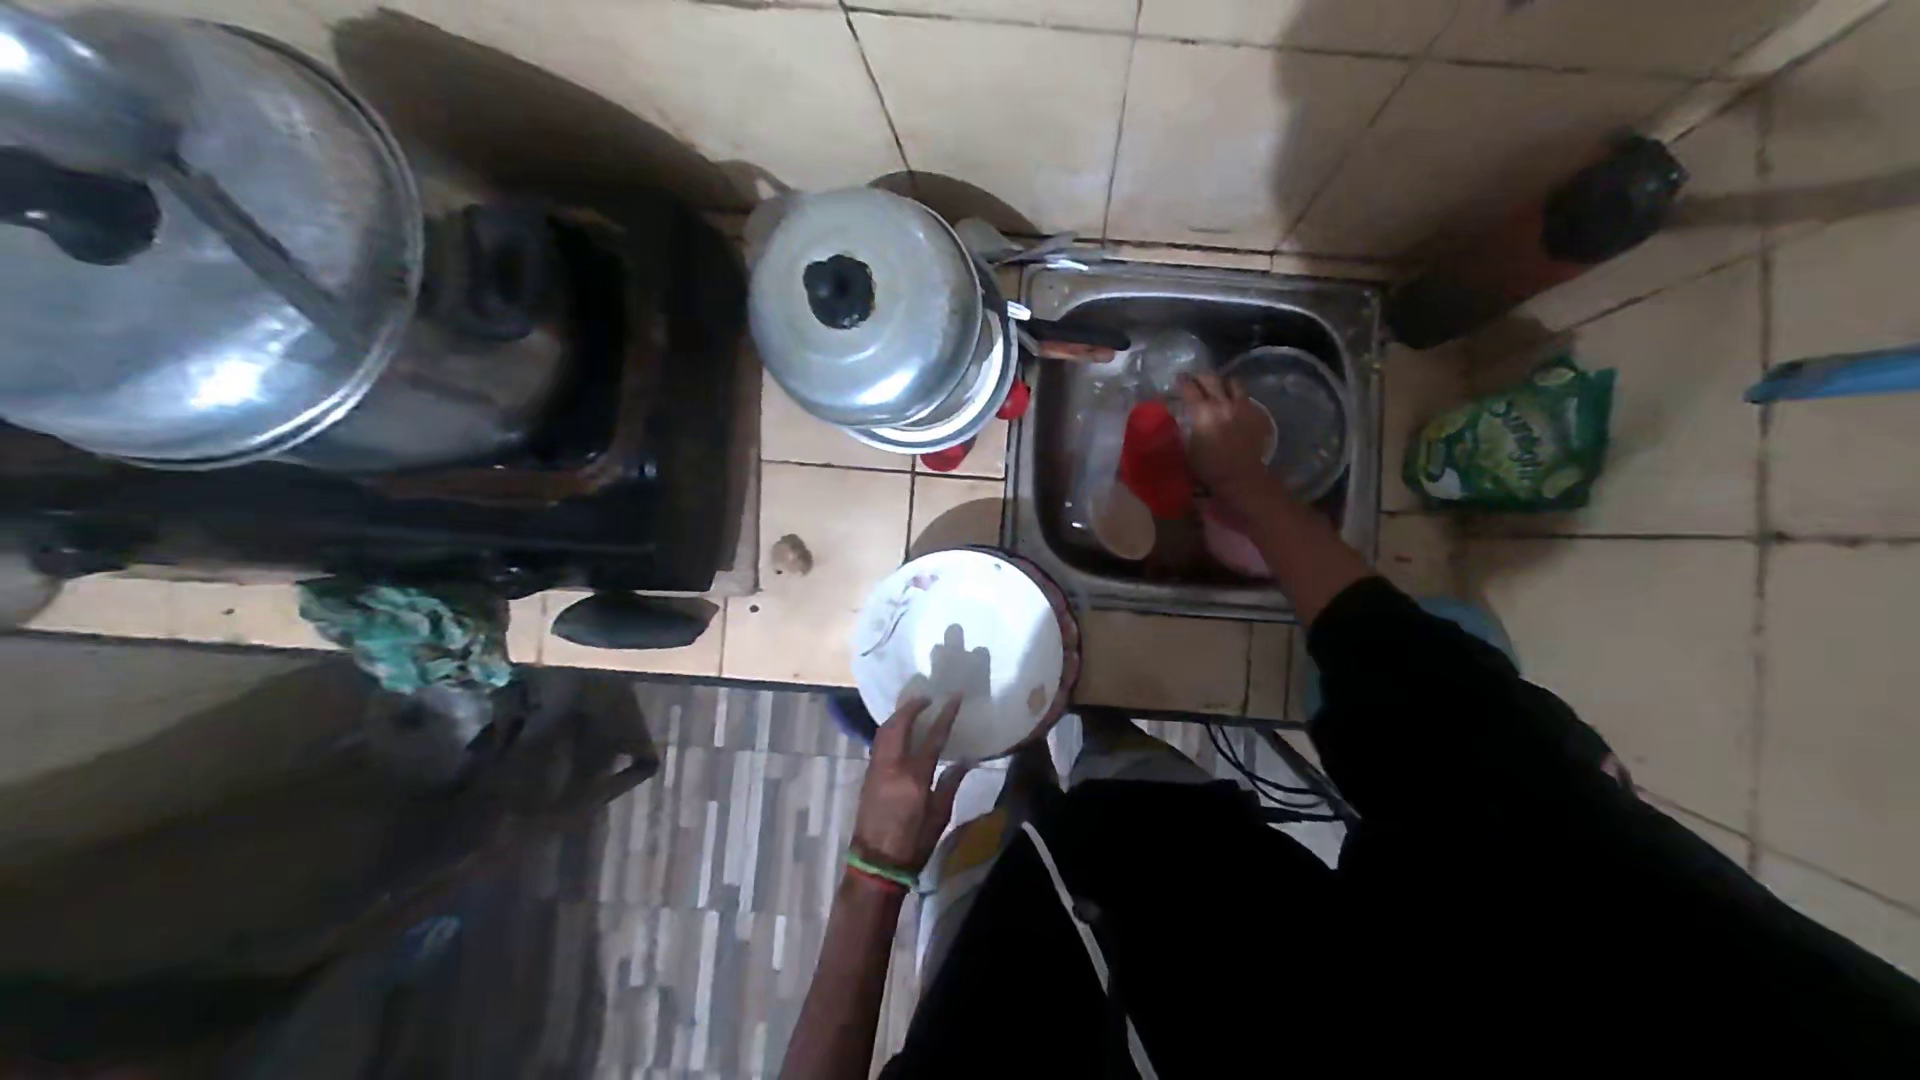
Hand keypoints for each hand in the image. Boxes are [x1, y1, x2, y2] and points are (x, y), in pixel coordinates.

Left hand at [851, 697, 970, 873]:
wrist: (876, 863)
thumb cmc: (913, 842)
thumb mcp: (939, 816)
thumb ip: (951, 784)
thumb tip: (965, 761)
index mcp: (914, 776)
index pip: (933, 737)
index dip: (945, 714)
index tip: (954, 697)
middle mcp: (892, 766)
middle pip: (900, 724)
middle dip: (913, 707)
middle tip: (927, 697)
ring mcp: (876, 768)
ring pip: (885, 731)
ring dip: (899, 716)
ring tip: (913, 708)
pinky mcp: (868, 774)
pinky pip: (879, 742)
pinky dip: (890, 729)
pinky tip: (899, 730)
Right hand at [1178, 374, 1272, 499]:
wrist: (1240, 477)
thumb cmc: (1209, 467)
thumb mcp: (1187, 449)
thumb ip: (1183, 430)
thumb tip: (1179, 418)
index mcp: (1202, 412)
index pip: (1190, 388)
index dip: (1182, 381)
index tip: (1178, 379)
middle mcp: (1222, 403)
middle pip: (1211, 378)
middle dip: (1200, 376)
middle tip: (1194, 379)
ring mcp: (1242, 407)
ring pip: (1233, 382)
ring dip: (1223, 382)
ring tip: (1218, 386)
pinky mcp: (1255, 414)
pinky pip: (1246, 397)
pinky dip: (1237, 395)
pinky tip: (1233, 403)